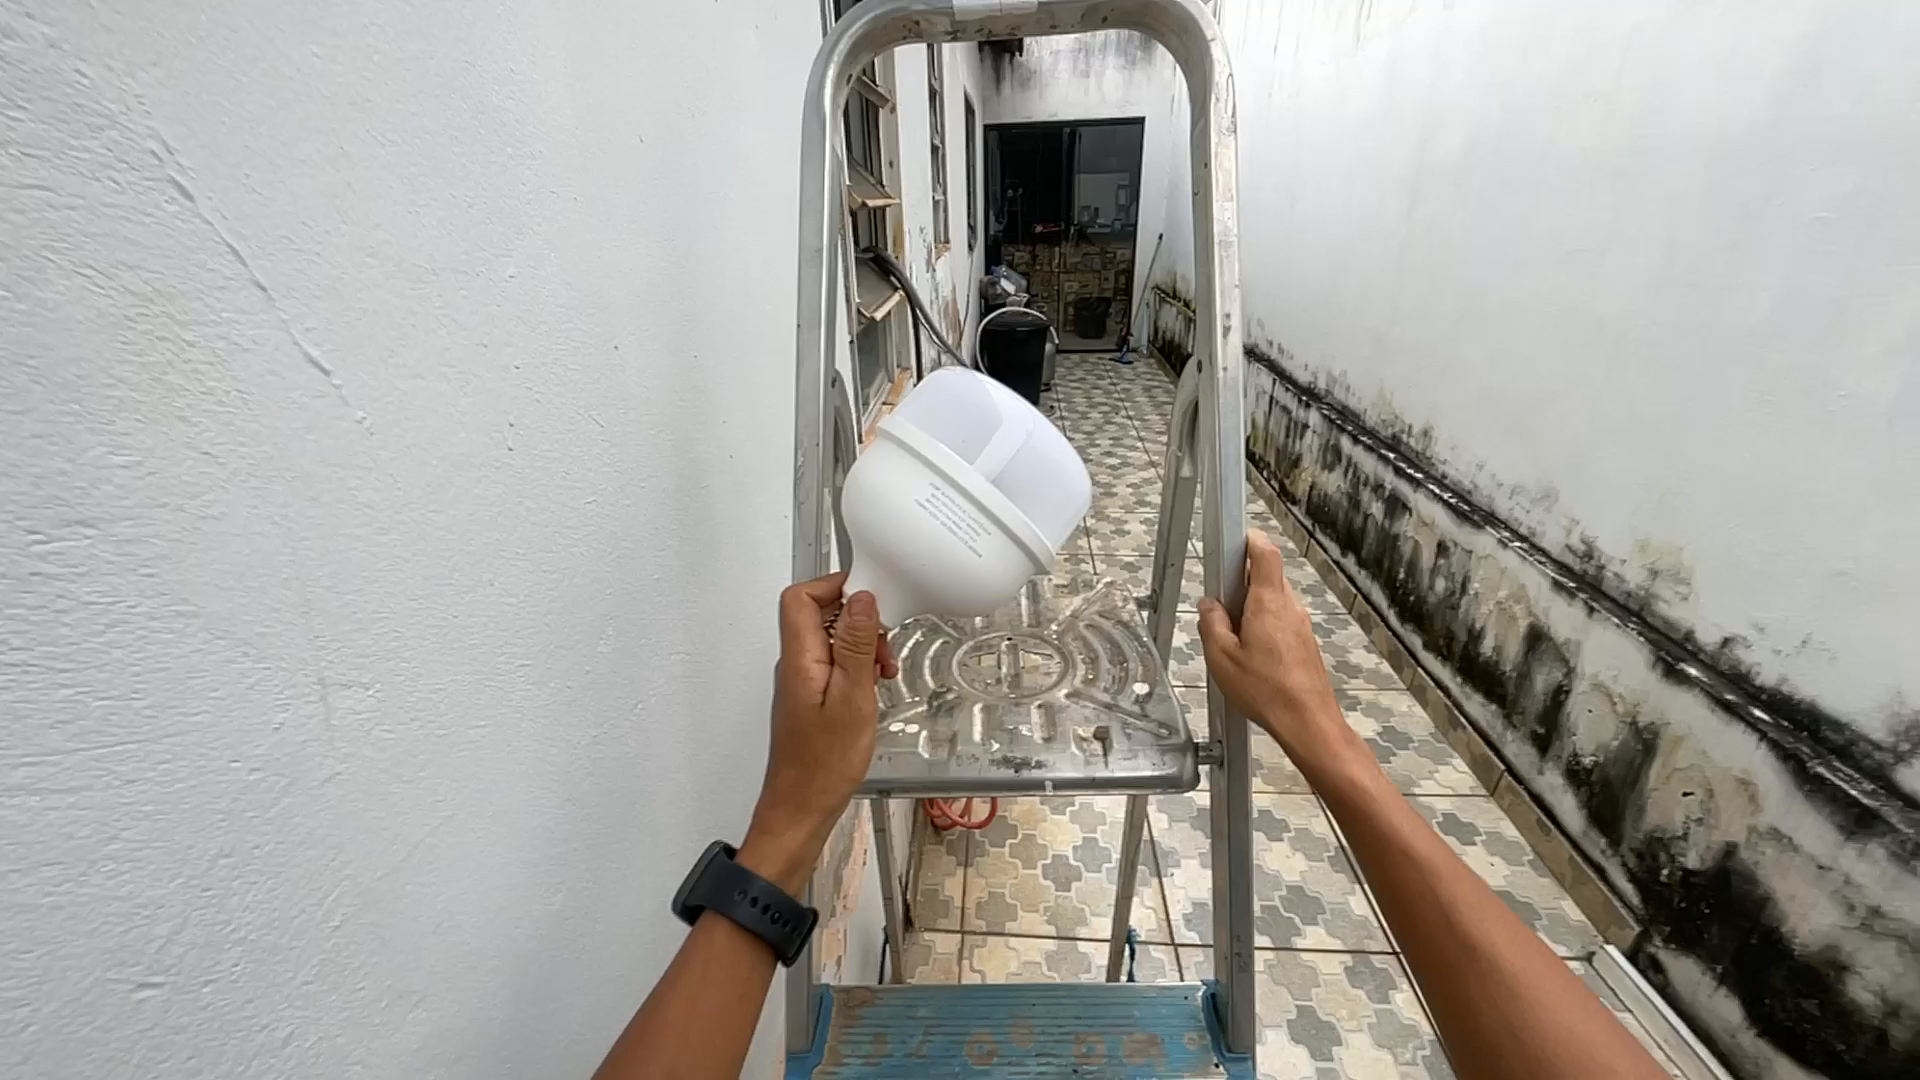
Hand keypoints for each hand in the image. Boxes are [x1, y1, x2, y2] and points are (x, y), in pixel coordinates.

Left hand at [739, 572, 898, 892]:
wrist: (801, 809)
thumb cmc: (824, 764)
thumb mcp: (853, 698)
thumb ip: (856, 645)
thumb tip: (861, 598)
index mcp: (800, 657)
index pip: (801, 597)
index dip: (834, 586)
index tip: (870, 596)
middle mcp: (796, 662)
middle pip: (819, 613)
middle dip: (858, 619)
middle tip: (883, 644)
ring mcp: (802, 679)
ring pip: (831, 638)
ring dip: (862, 644)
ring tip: (883, 670)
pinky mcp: (811, 695)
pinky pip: (834, 662)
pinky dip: (857, 666)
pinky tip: (874, 685)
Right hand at [1196, 531, 1367, 781]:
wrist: (1308, 722)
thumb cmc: (1263, 688)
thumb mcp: (1222, 657)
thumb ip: (1211, 624)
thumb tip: (1209, 604)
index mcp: (1268, 602)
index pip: (1265, 554)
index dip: (1249, 541)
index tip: (1231, 542)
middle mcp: (1289, 607)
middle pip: (1267, 577)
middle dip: (1241, 582)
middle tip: (1219, 605)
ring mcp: (1301, 625)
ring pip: (1273, 600)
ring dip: (1251, 606)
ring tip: (1231, 636)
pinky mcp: (1305, 643)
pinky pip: (1280, 620)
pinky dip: (1262, 624)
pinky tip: (1249, 652)